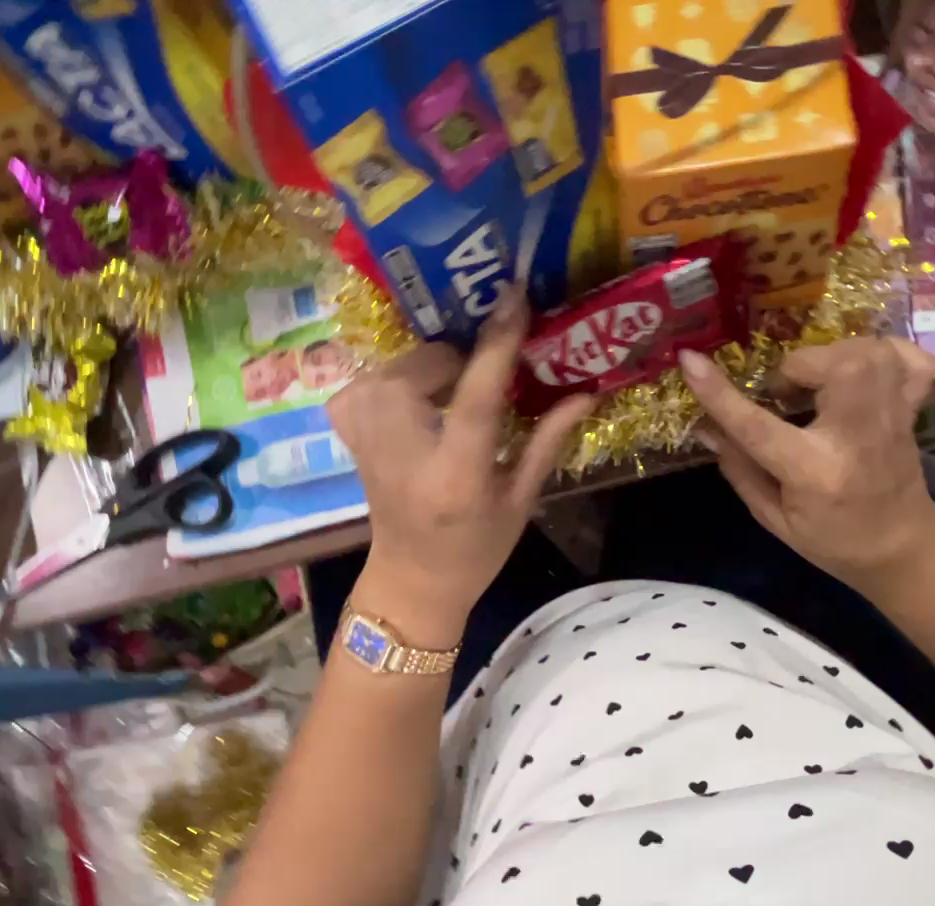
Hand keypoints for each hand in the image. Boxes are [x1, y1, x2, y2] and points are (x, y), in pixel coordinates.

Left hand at [328, 295, 592, 646]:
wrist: (410, 579)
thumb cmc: (475, 548)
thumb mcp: (521, 500)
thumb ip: (548, 440)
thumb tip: (587, 390)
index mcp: (456, 474)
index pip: (476, 397)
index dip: (497, 343)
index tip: (515, 297)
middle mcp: (402, 449)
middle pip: (430, 365)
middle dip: (461, 364)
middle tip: (482, 388)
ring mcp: (365, 437)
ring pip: (400, 363)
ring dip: (431, 372)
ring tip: (449, 401)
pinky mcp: (347, 429)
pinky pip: (371, 375)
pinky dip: (395, 379)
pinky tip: (413, 405)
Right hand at [679, 338, 934, 590]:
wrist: (900, 548)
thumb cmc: (830, 540)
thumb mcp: (773, 517)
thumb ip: (740, 468)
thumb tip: (706, 426)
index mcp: (814, 472)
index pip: (757, 426)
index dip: (718, 392)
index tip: (689, 360)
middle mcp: (857, 437)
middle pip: (837, 367)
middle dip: (798, 366)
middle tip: (786, 395)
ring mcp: (892, 418)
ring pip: (870, 352)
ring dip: (833, 356)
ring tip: (817, 382)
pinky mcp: (912, 409)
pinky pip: (909, 358)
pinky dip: (883, 352)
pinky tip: (862, 370)